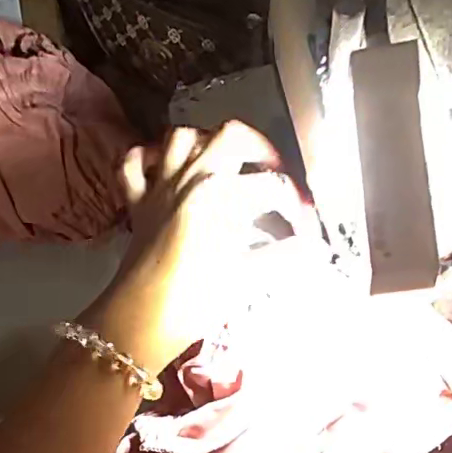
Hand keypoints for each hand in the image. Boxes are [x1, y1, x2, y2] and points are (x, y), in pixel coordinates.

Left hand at [81, 122, 314, 368]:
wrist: (143, 317)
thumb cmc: (198, 298)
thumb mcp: (250, 278)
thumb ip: (286, 257)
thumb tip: (316, 249)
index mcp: (223, 192)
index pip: (273, 186)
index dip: (297, 205)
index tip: (306, 229)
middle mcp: (192, 176)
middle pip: (231, 135)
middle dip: (260, 148)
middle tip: (273, 173)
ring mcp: (160, 185)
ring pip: (182, 137)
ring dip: (208, 143)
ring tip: (225, 164)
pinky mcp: (136, 202)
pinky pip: (135, 163)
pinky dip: (151, 158)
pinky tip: (167, 170)